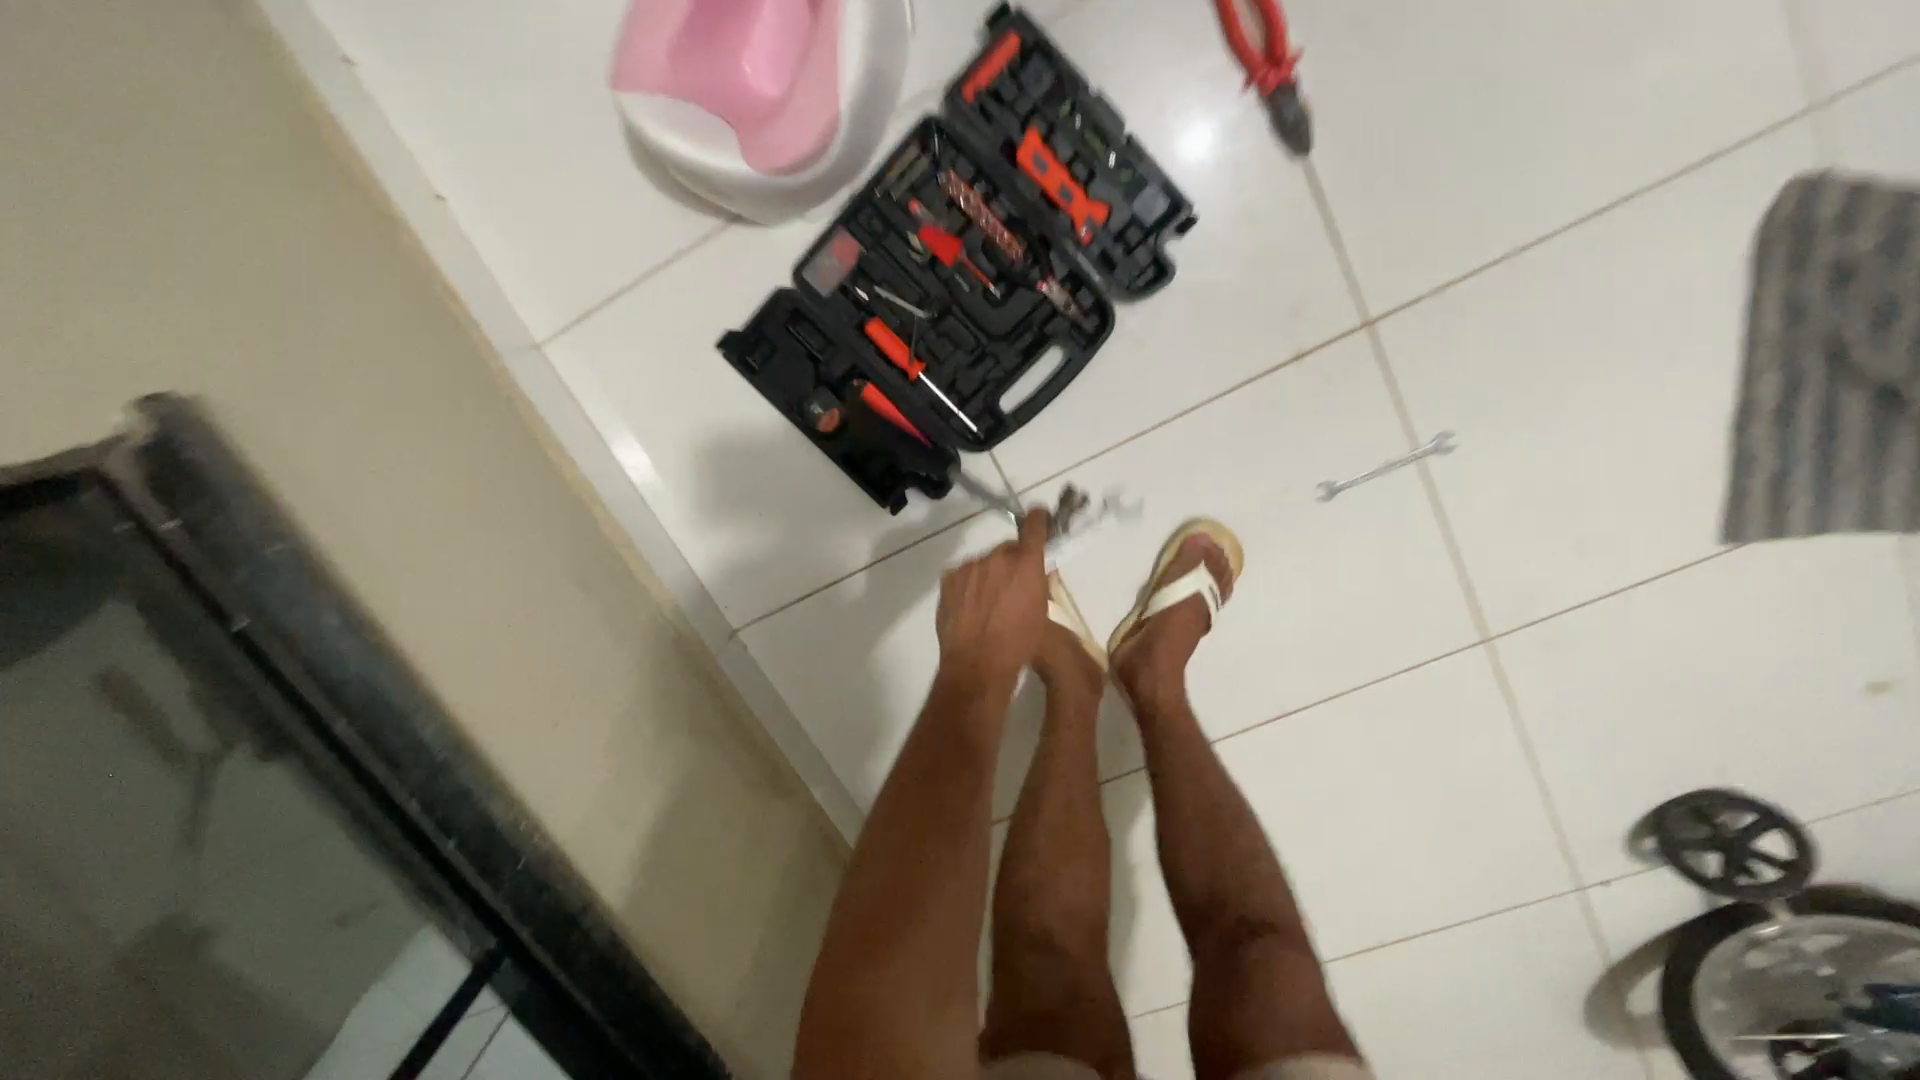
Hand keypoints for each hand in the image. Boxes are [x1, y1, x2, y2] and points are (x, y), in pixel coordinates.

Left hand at [935, 508, 1050, 686]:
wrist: (977, 663)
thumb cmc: (1018, 643)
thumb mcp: (1041, 613)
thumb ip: (1038, 584)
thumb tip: (1036, 572)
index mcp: (1026, 564)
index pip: (1034, 526)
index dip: (1037, 519)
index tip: (1038, 516)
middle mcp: (997, 558)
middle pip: (1007, 550)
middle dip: (1011, 563)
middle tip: (1011, 588)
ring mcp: (970, 567)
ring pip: (984, 563)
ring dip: (988, 576)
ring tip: (987, 605)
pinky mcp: (949, 579)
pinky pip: (965, 575)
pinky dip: (969, 586)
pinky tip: (970, 608)